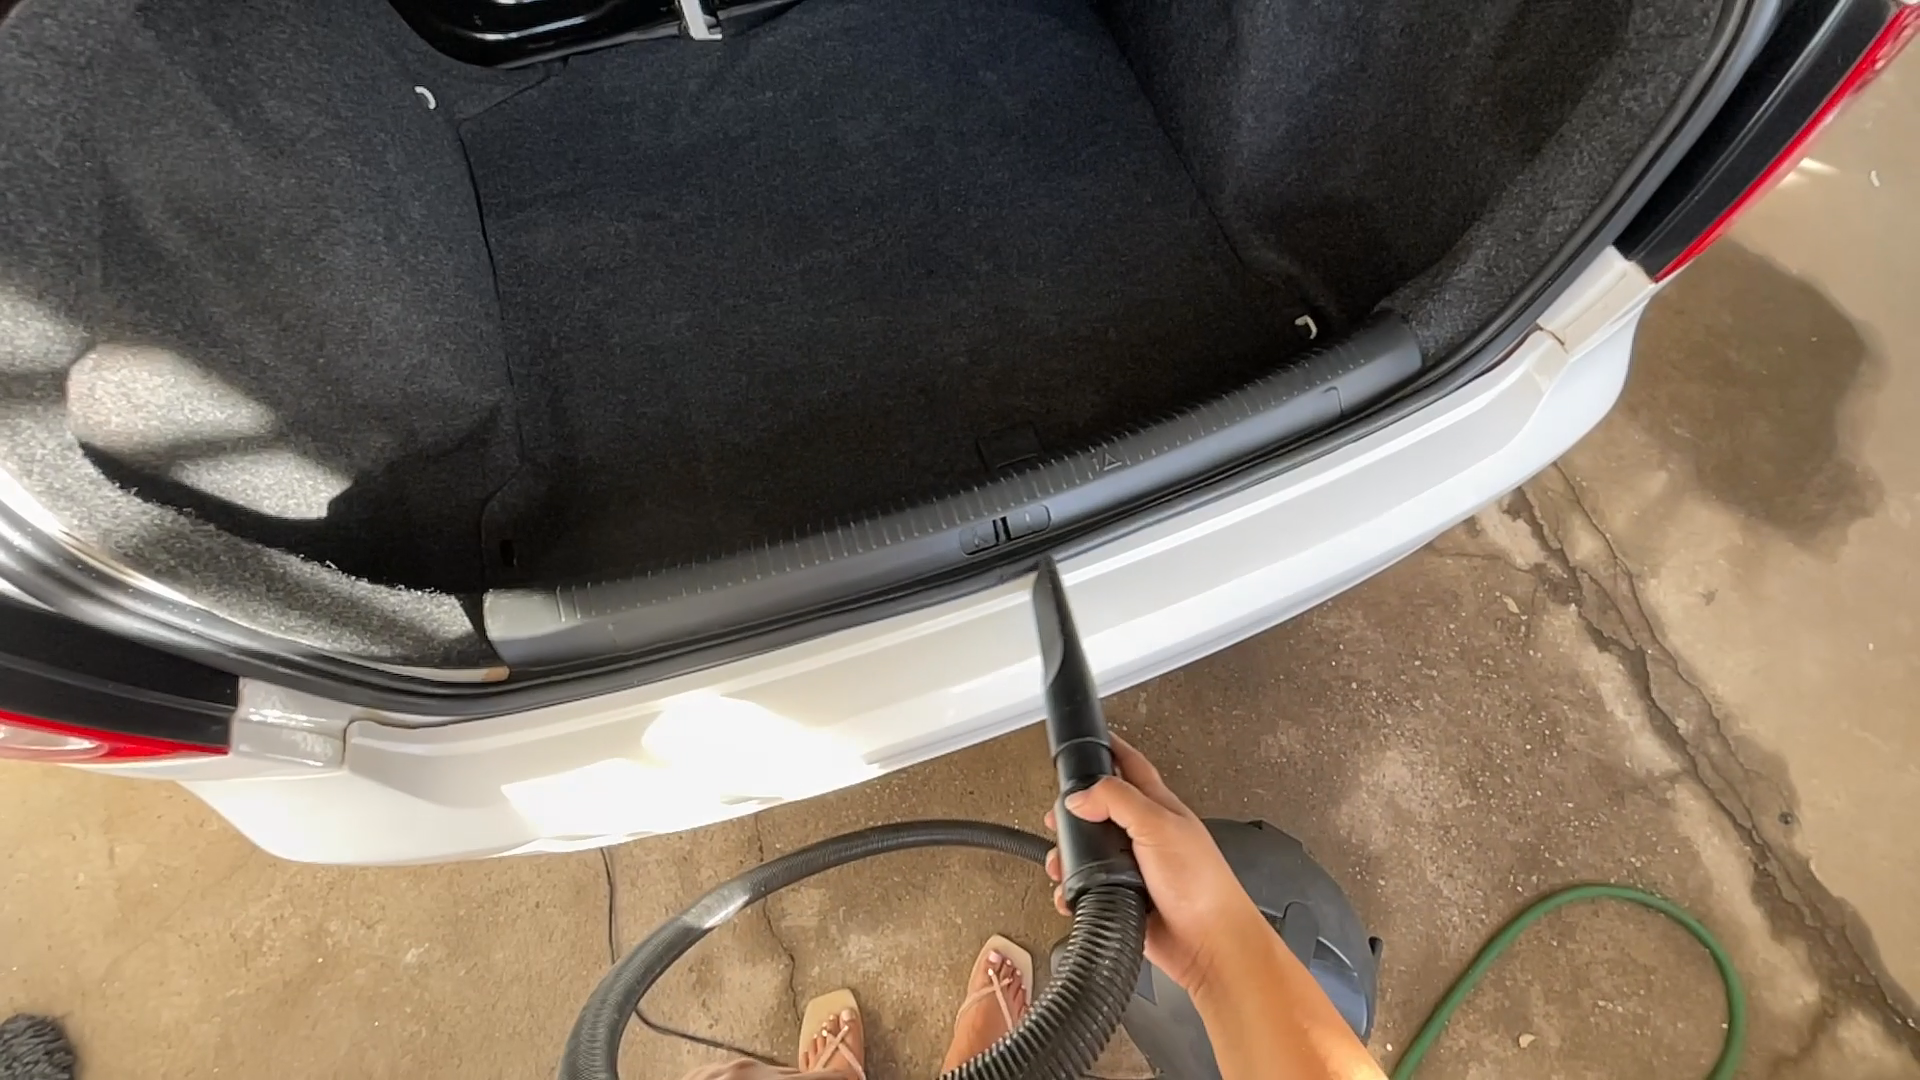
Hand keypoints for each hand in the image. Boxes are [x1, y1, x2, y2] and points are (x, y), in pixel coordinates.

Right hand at [1045, 736, 1270, 997]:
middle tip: (1057, 810)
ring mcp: (1134, 867)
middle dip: (1077, 808)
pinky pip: (1090, 887)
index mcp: (1159, 807)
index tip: (1093, 738)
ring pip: (1091, 850)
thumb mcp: (1158, 826)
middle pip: (1103, 808)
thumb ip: (1116, 800)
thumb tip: (1079, 796)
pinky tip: (1070, 892)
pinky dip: (1074, 889)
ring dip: (1069, 854)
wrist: (1211, 947)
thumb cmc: (1202, 886)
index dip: (1112, 748)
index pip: (1131, 765)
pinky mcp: (1124, 897)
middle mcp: (1146, 834)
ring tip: (1058, 859)